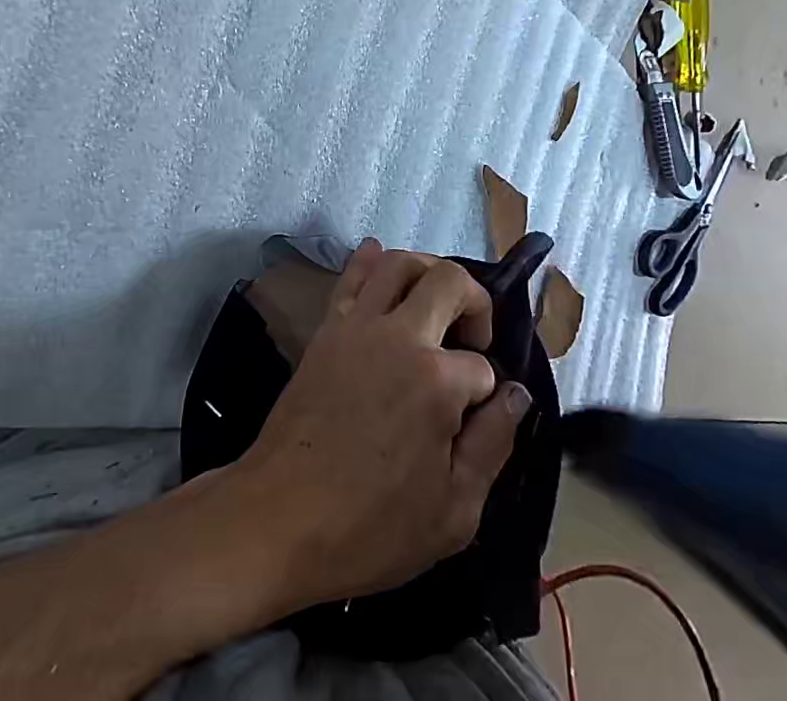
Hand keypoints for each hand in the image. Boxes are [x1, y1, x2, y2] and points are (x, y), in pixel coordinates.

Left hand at [234, 239, 531, 606]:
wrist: (271, 524)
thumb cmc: (366, 529)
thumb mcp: (453, 512)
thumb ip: (494, 445)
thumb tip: (515, 395)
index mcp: (436, 381)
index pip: (481, 368)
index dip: (485, 395)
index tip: (472, 423)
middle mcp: (399, 338)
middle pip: (451, 283)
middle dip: (476, 304)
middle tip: (473, 341)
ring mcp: (357, 329)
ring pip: (400, 263)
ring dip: (431, 273)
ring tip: (439, 305)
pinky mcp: (326, 333)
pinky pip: (351, 279)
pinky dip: (369, 261)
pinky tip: (379, 257)